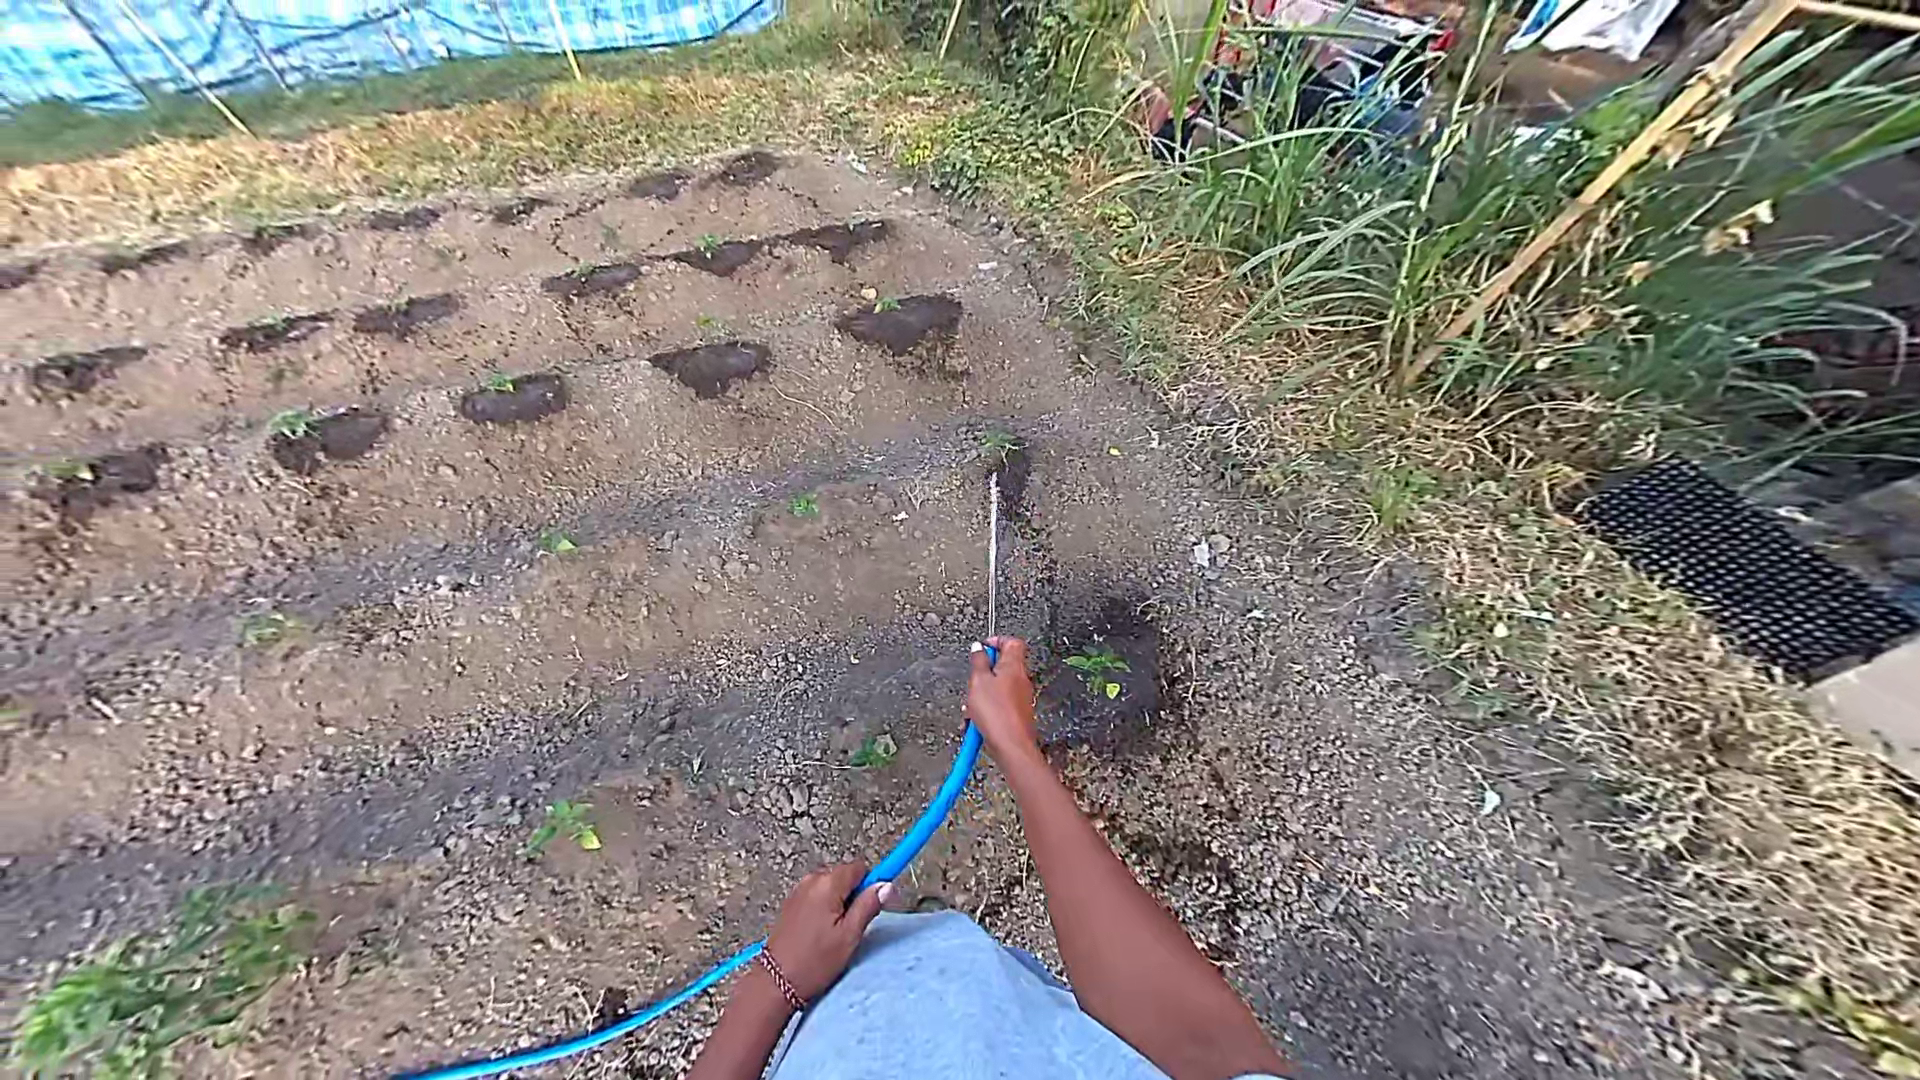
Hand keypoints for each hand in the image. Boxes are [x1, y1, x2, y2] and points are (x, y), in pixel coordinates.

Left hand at [763, 862, 892, 1001]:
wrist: (774, 983)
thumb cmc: (813, 962)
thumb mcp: (849, 936)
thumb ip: (869, 905)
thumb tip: (886, 886)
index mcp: (828, 884)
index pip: (859, 867)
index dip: (869, 885)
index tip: (870, 904)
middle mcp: (812, 879)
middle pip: (844, 875)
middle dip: (851, 895)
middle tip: (849, 926)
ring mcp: (799, 890)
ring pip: (830, 886)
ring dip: (837, 902)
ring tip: (832, 932)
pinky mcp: (791, 901)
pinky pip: (816, 894)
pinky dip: (822, 907)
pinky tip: (818, 932)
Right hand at [968, 636, 1040, 764]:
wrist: (1012, 746)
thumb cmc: (997, 713)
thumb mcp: (978, 681)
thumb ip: (978, 661)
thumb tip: (978, 647)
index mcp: (1013, 666)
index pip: (1012, 642)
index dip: (997, 641)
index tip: (982, 648)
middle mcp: (1020, 679)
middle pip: (1001, 666)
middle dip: (982, 674)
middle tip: (973, 683)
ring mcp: (1020, 697)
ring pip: (996, 687)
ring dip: (981, 695)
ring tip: (971, 708)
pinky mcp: (1016, 713)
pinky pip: (998, 704)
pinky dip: (986, 710)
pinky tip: (976, 721)